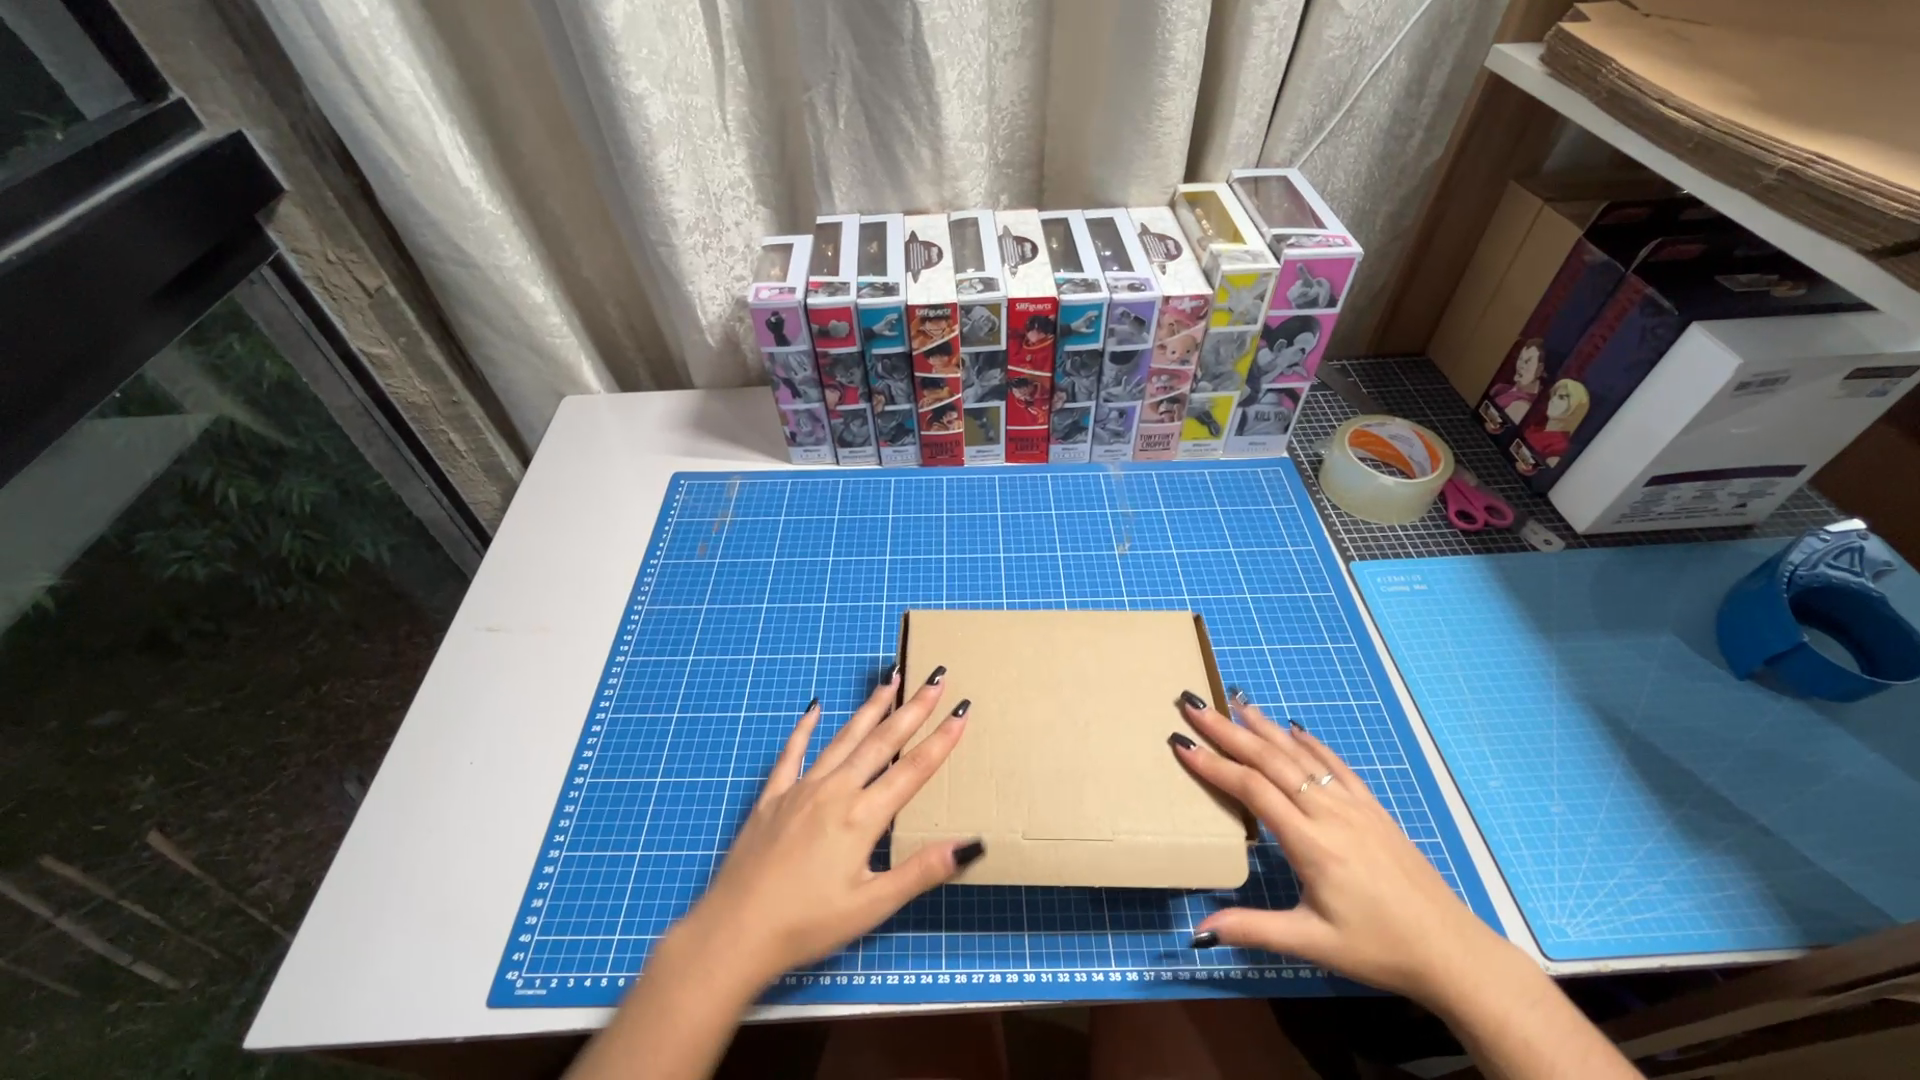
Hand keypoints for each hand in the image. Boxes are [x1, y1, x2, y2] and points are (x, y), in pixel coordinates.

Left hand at [671, 671, 979, 987]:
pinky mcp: (772, 797)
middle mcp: (834, 792)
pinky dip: (805, 728)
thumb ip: (921, 871)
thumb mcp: (872, 905)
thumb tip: (971, 844)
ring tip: (890, 681)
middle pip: (882, 742)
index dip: (941, 740)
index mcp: (863, 817)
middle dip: (912, 709)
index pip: (913, 770)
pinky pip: (792, 753)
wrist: (735, 931)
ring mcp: (800, 790)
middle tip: (935, 679)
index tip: (962, 711)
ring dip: (870, 709)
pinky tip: (814, 707)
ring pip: (843, 739)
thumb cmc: (808, 925)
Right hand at [1170, 692, 1509, 1005]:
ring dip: (1266, 728)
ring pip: (1302, 757)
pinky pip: (1336, 766)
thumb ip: (1253, 929)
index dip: (1214, 766)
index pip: (1253, 790)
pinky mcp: (1374, 810)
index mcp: (1311, 844)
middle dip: (1230, 733)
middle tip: (1196, 706)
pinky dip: (1311, 744)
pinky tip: (1294, 728)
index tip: (1182, 743)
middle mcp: (1331, 814)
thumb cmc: (1378, 948)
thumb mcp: (1312, 944)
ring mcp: (1356, 807)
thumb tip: (1198, 931)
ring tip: (1236, 703)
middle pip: (1272, 761)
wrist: (1451, 950)